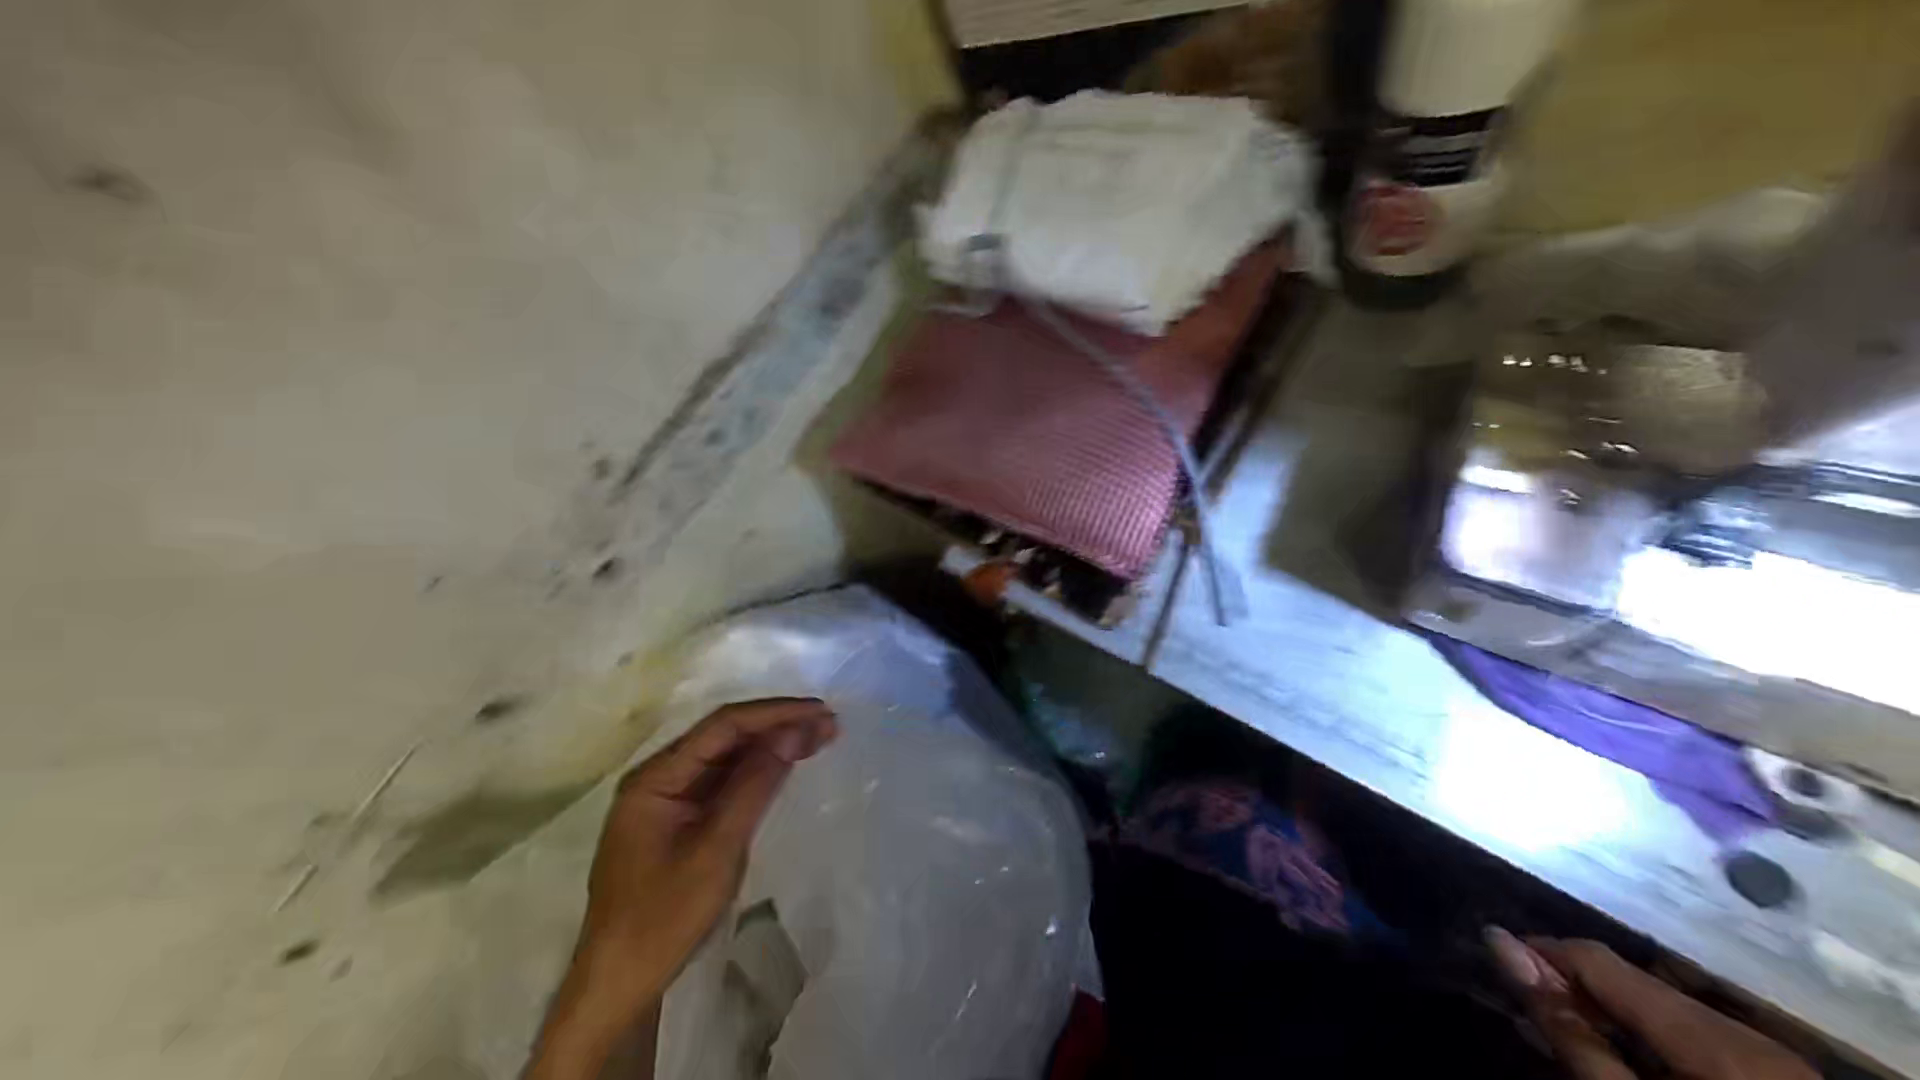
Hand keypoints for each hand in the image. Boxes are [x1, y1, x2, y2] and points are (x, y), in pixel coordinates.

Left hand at [528, 698, 838, 1079]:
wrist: (619, 985)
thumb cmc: (664, 918)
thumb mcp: (717, 849)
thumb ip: (754, 785)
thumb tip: (793, 732)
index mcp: (655, 777)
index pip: (723, 726)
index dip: (774, 713)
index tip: (819, 710)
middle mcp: (659, 777)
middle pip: (725, 736)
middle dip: (777, 725)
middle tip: (829, 723)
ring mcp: (668, 798)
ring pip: (727, 757)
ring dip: (771, 745)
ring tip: (818, 736)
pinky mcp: (680, 819)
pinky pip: (723, 781)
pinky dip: (757, 771)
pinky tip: (785, 765)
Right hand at [1487, 929, 1816, 1079]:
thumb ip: (1567, 1028)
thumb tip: (1499, 944)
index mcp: (1711, 1037)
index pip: (1598, 959)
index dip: (1540, 953)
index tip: (1494, 965)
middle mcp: (1745, 1033)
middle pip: (1631, 980)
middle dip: (1573, 987)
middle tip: (1527, 1010)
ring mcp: (1771, 1059)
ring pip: (1659, 1004)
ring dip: (1605, 1010)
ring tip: (1567, 1033)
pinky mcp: (1776, 1078)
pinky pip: (1691, 1033)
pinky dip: (1645, 1034)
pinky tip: (1621, 1056)